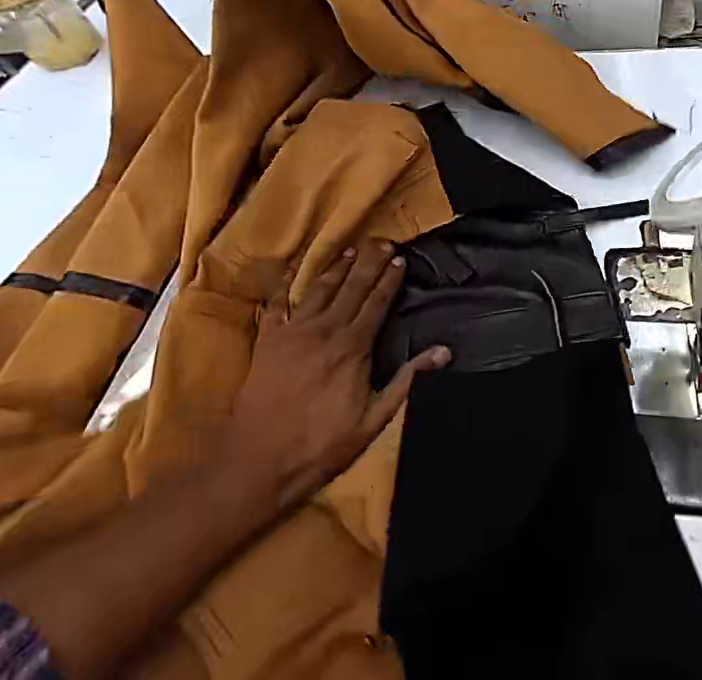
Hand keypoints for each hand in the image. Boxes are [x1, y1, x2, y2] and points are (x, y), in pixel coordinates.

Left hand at [231, 243, 449, 506]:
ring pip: (319, 288)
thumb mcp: (373, 419)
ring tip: (351, 250)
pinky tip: (292, 269)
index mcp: (352, 347)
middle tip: (382, 241)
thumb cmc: (321, 445)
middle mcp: (324, 330)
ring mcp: (293, 331)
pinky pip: (277, 302)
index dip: (389, 279)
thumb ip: (406, 380)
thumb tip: (443, 351)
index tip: (400, 259)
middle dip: (369, 262)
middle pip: (351, 287)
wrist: (258, 460)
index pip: (377, 303)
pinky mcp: (268, 340)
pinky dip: (285, 283)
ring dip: (337, 267)